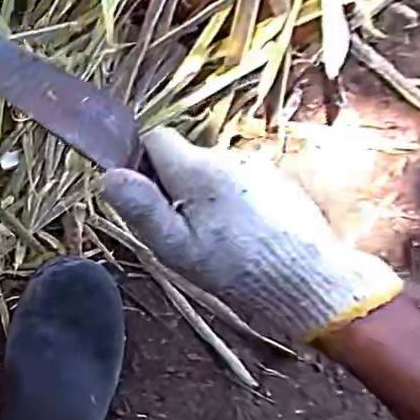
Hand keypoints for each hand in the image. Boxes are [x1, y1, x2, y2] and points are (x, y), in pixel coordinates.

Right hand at [102, 128, 401, 342]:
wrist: (312, 283)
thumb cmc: (234, 267)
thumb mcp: (173, 245)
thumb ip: (140, 206)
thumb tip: (107, 176)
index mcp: (196, 169)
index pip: (154, 137)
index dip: (139, 159)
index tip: (141, 193)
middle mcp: (228, 157)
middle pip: (181, 157)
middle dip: (170, 184)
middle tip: (175, 227)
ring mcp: (257, 168)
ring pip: (209, 172)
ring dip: (200, 195)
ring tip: (210, 236)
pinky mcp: (278, 183)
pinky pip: (236, 183)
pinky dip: (227, 202)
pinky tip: (237, 235)